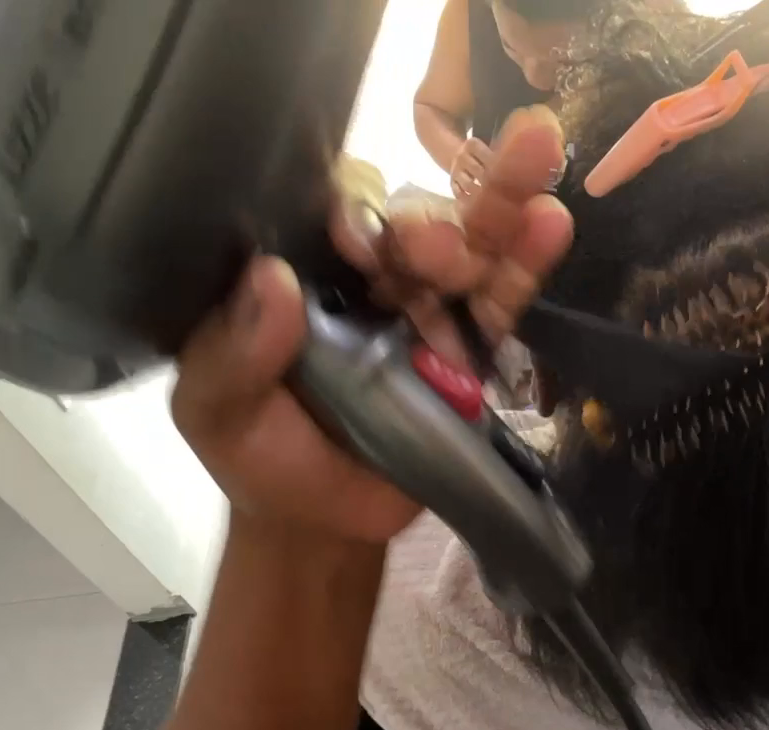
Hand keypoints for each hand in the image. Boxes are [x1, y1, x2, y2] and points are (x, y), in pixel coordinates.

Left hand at [172, 108, 571, 544]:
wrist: (326, 521)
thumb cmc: (261, 457)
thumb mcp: (219, 410)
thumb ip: (233, 353)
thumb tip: (271, 279)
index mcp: (303, 279)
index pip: (328, 222)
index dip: (352, 216)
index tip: (358, 241)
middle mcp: (367, 282)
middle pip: (409, 227)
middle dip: (434, 221)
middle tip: (440, 247)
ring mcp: (426, 314)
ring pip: (466, 249)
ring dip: (498, 209)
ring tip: (535, 170)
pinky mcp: (470, 352)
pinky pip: (500, 304)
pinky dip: (526, 266)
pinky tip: (550, 225)